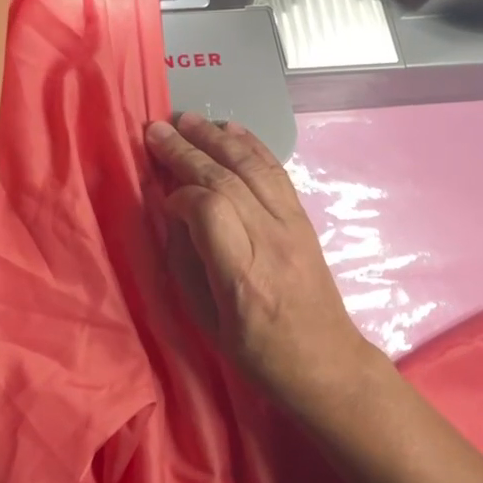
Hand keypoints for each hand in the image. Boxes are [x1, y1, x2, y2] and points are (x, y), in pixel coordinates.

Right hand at [145, 113, 377, 410]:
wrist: (327, 363)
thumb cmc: (257, 350)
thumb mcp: (206, 319)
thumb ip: (185, 260)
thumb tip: (172, 212)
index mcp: (242, 275)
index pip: (210, 209)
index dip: (180, 195)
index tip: (163, 200)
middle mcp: (271, 241)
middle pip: (226, 179)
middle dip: (187, 151)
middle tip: (156, 130)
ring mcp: (292, 224)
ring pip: (252, 166)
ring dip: (216, 138)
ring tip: (186, 120)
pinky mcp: (303, 217)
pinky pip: (275, 170)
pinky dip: (250, 144)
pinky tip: (229, 130)